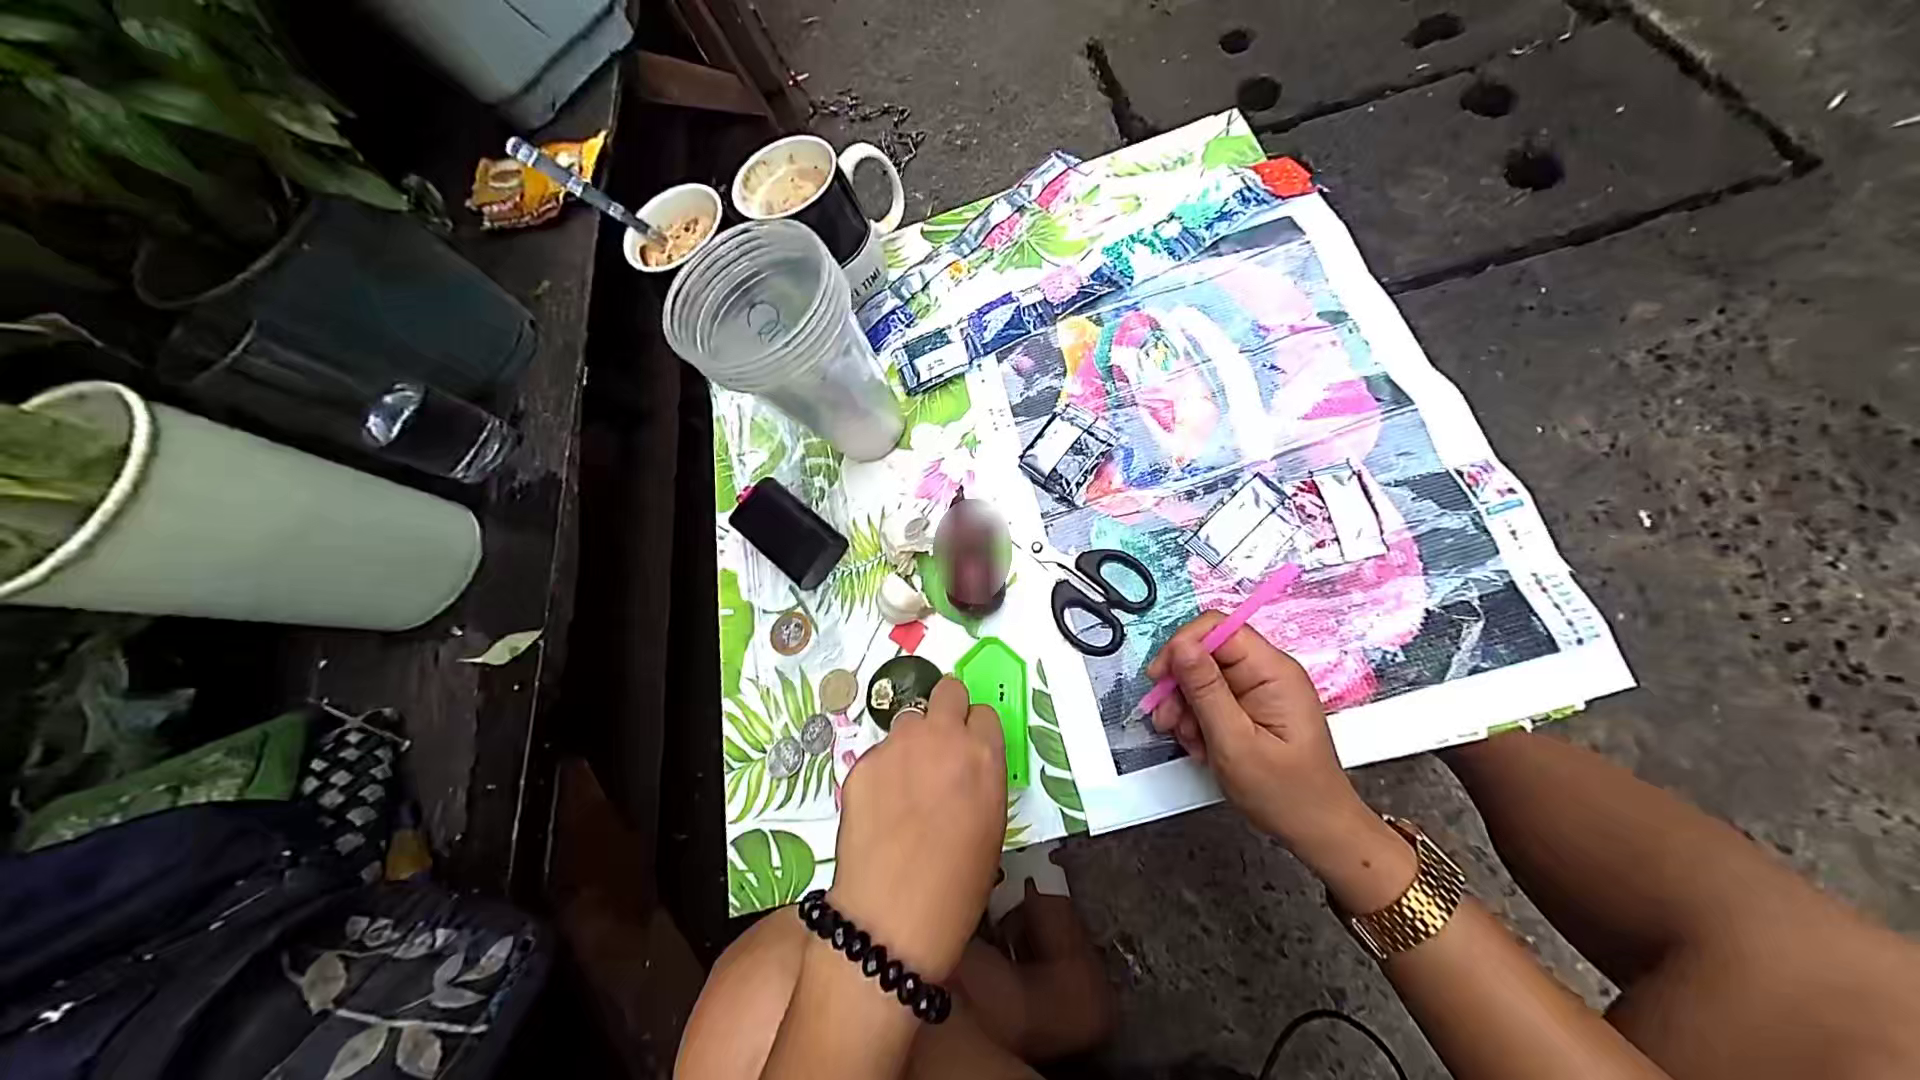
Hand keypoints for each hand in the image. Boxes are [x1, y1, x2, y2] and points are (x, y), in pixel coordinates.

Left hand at [829, 677, 1005, 979]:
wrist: (891, 917)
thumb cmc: (957, 886)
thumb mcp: (990, 824)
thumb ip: (980, 777)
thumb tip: (966, 763)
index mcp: (982, 754)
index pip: (983, 712)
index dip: (975, 731)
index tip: (969, 749)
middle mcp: (941, 737)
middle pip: (947, 690)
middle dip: (946, 710)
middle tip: (940, 745)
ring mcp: (897, 746)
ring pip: (908, 720)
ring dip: (912, 741)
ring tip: (906, 786)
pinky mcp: (861, 762)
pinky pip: (878, 752)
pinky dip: (882, 770)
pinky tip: (881, 807)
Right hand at [1147, 613, 1411, 907]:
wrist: (1317, 831)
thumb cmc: (1286, 794)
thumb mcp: (1235, 743)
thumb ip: (1205, 690)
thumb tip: (1181, 645)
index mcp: (1272, 671)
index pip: (1217, 628)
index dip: (1183, 646)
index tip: (1161, 678)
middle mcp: (1266, 672)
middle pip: (1205, 652)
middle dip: (1179, 684)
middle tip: (1168, 719)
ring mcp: (1257, 689)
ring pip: (1201, 676)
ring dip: (1183, 705)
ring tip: (1187, 739)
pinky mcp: (1249, 706)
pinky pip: (1210, 697)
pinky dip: (1195, 718)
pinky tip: (1198, 744)